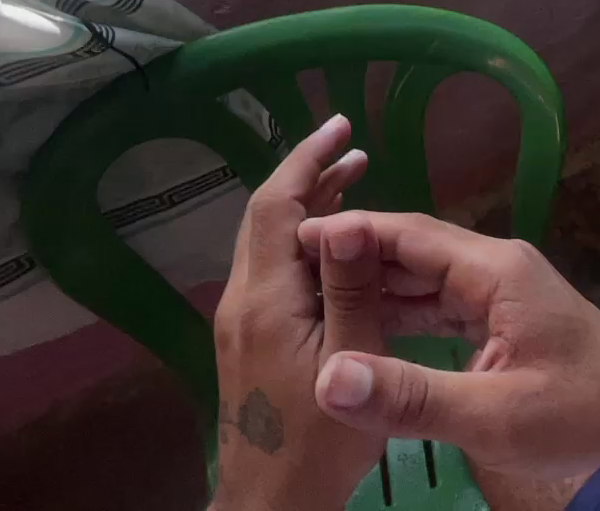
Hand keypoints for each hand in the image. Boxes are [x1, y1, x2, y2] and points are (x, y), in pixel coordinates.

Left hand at [209, 115, 388, 510]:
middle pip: (268, 215)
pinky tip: (341, 238)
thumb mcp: (352, 359)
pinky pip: (277, 266)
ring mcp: (243, 318)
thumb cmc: (320, 440)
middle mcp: (244, 299)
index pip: (278, 205)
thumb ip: (351, 287)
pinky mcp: (251, 334)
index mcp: (267, 298)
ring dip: (310, 202)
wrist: (271, 509)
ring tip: (355, 175)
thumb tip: (351, 216)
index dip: (308, 159)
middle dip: (309, 172)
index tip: (341, 126)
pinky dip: (308, 235)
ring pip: (271, 239)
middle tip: (356, 146)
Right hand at [295, 212, 599, 479]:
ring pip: (428, 276)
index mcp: (496, 270)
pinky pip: (443, 302)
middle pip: (417, 249)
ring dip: (378, 283)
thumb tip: (328, 377)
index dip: (354, 234)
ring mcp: (501, 288)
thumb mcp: (492, 415)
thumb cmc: (576, 412)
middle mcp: (496, 266)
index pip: (414, 237)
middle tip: (290, 266)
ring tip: (314, 295)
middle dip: (357, 255)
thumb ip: (410, 397)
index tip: (295, 237)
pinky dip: (405, 311)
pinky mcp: (503, 313)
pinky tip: (367, 325)